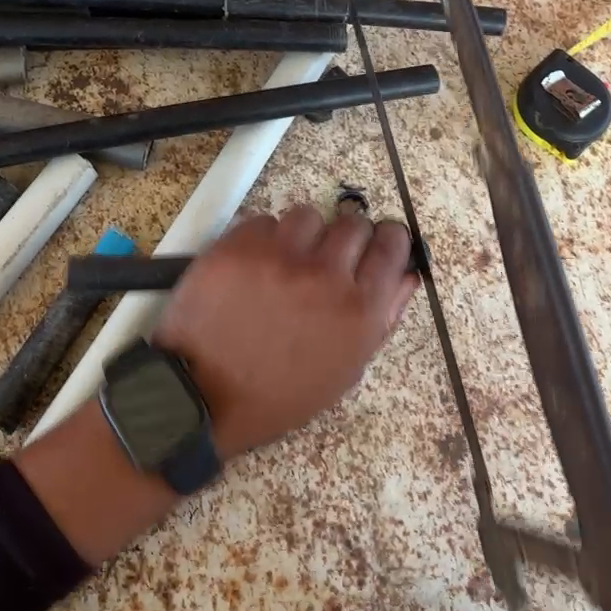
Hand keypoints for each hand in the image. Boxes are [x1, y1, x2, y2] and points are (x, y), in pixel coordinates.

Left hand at [153, 204, 419, 458]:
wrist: (203, 396)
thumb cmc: (280, 393)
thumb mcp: (346, 369)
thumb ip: (382, 317)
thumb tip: (406, 274)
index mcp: (360, 311)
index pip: (392, 243)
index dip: (386, 240)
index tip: (375, 246)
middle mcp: (325, 275)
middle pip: (353, 223)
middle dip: (346, 238)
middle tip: (327, 260)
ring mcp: (279, 256)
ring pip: (308, 215)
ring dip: (303, 235)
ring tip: (287, 262)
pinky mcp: (238, 246)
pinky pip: (264, 222)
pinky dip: (264, 240)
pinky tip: (254, 267)